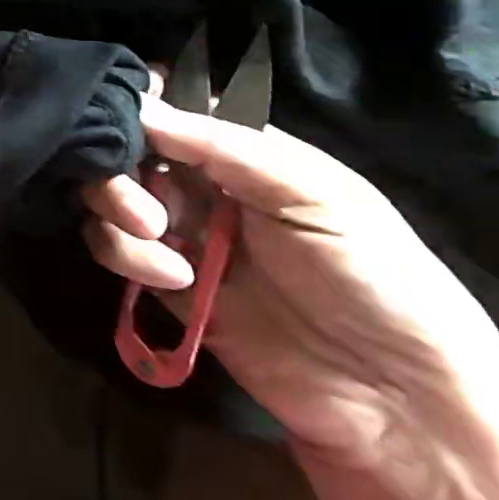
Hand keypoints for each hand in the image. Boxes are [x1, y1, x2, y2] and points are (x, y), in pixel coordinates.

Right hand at [82, 100, 498, 499]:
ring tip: (156, 236)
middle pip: (121, 149)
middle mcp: (198, 180)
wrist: (393, 397)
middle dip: (115, 170)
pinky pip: (109, 246)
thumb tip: (136, 102)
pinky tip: (174, 278)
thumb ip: (219, 143)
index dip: (133, 102)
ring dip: (116, 211)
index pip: (167, 104)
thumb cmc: (368, 273)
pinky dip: (127, 255)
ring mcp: (175, 227)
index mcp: (239, 149)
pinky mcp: (156, 274)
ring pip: (106, 195)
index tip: (111, 117)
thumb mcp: (308, 192)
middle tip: (140, 206)